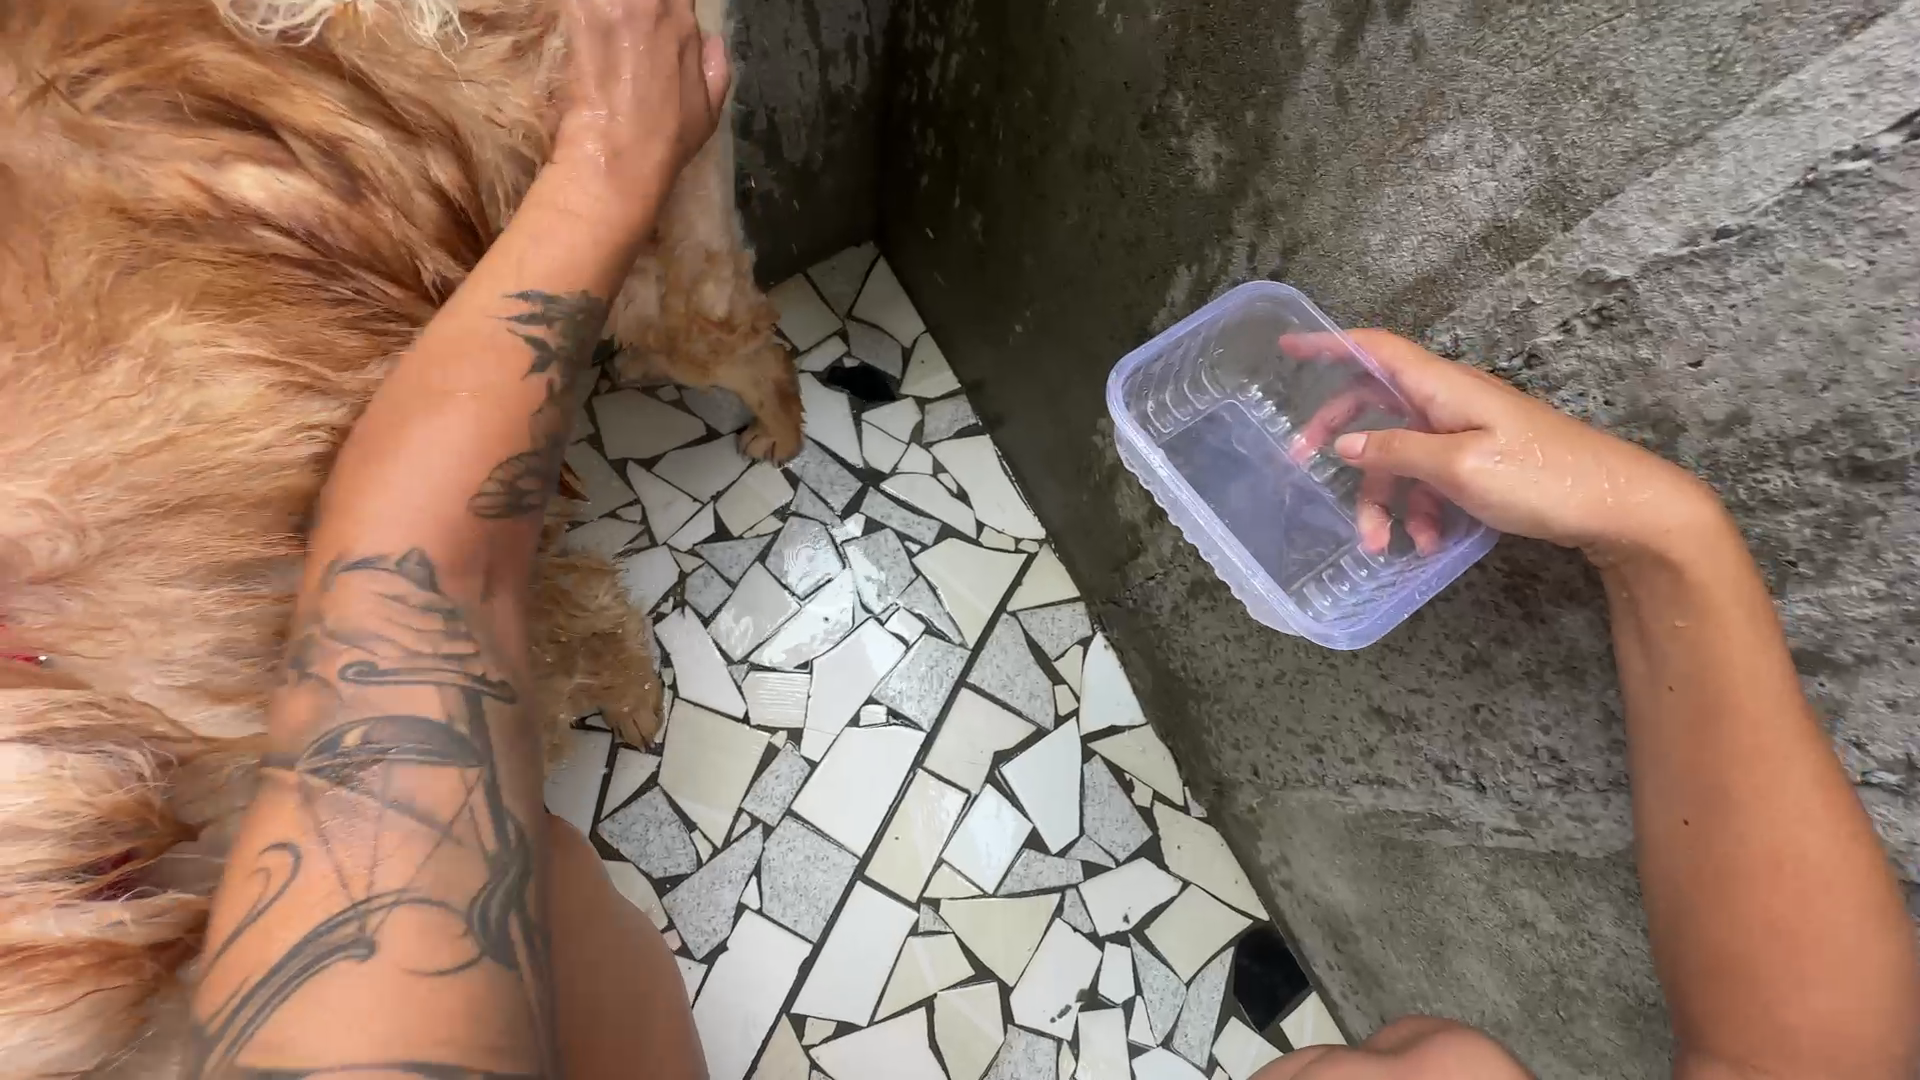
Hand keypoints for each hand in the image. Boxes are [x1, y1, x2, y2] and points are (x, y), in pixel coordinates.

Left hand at [549, 0, 730, 222]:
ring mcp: (611, 2)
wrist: (619, 152)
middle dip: (635, 6)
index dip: (665, 3)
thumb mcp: (709, 111)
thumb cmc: (667, 140)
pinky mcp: (576, 9)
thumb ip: (716, 68)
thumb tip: (713, 39)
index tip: (656, 14)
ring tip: (606, 25)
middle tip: (626, 25)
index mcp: (683, 21)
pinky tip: (582, 20)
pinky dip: (579, 7)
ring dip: (608, 6)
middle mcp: (651, 2)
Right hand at [1301, 330, 1725, 564]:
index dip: (1329, 345)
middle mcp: (1446, 402)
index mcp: (1442, 389)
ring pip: (1397, 456)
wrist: (1623, 509)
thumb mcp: (1459, 468)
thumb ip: (1395, 452)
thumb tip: (1344, 444)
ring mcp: (1461, 432)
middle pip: (1373, 408)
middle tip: (1301, 463)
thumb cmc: (1543, 478)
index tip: (1287, 347)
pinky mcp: (1475, 460)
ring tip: (1380, 543)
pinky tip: (1425, 542)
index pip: (1375, 352)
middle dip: (1337, 438)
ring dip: (1382, 499)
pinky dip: (1418, 509)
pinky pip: (1426, 478)